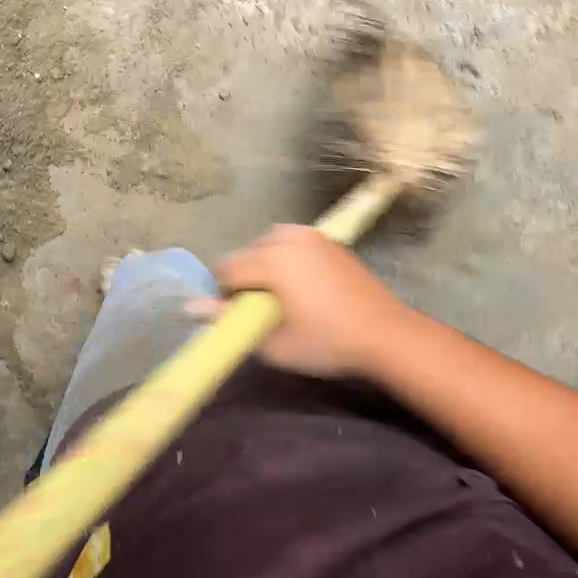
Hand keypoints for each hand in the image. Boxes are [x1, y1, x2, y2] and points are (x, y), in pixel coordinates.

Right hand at [206, 224, 415, 377]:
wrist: (387, 334)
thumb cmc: (327, 343)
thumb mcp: (274, 343)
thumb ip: (229, 323)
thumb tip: (190, 309)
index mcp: (271, 259)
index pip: (226, 269)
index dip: (225, 296)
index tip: (242, 319)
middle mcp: (286, 237)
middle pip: (245, 253)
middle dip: (244, 279)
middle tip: (262, 311)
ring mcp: (309, 234)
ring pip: (266, 244)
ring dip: (263, 265)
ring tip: (281, 297)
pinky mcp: (327, 239)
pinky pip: (290, 242)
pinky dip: (285, 259)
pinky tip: (302, 286)